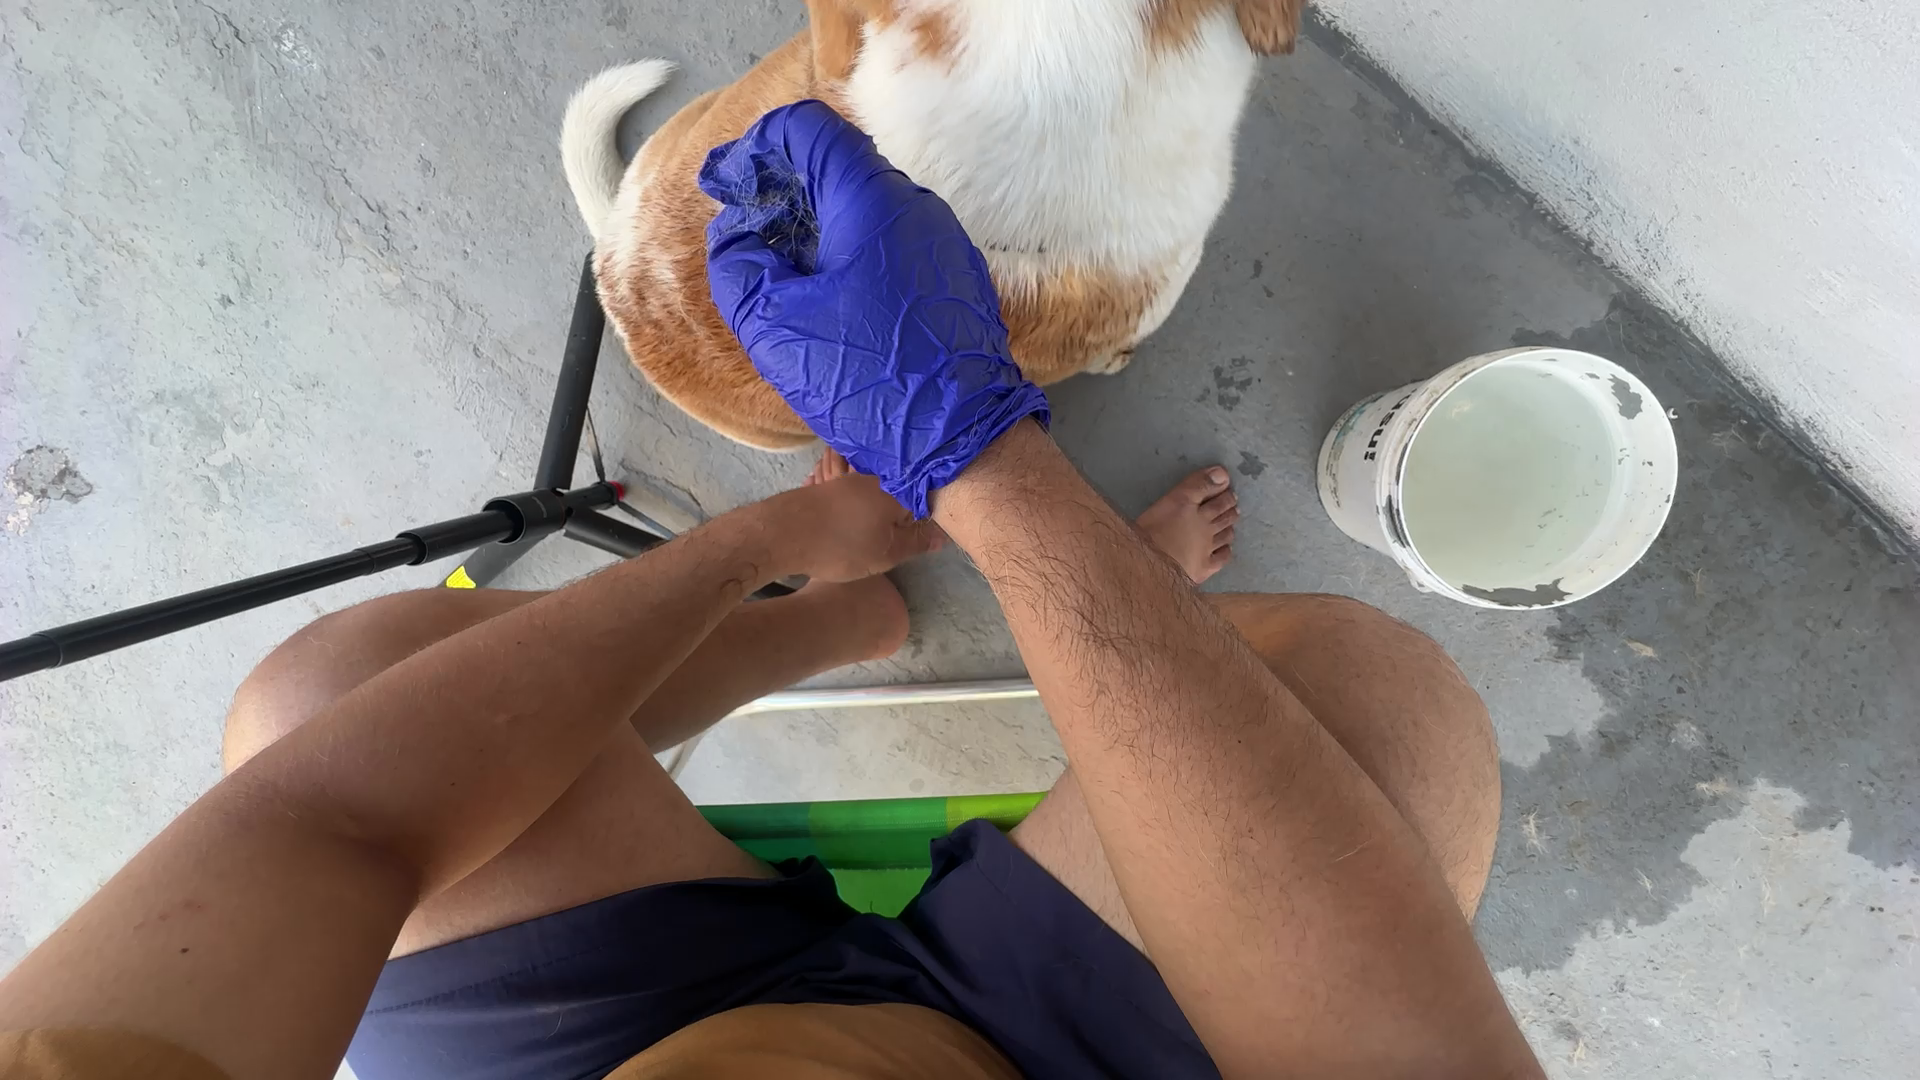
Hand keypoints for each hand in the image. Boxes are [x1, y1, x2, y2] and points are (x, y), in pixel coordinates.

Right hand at [700, 100, 1048, 517]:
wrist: (960, 441)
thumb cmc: (869, 382)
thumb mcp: (775, 325)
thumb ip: (740, 263)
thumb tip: (739, 234)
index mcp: (873, 201)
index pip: (808, 130)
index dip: (757, 149)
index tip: (729, 187)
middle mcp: (919, 209)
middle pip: (840, 169)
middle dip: (786, 192)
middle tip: (751, 235)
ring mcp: (946, 246)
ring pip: (870, 212)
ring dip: (821, 230)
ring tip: (788, 276)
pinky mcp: (957, 283)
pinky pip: (897, 249)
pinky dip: (857, 257)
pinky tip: (836, 303)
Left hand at [753, 470, 944, 582]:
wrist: (783, 533)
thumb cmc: (842, 546)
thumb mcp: (887, 553)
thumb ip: (916, 542)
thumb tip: (943, 535)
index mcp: (895, 490)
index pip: (922, 494)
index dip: (927, 509)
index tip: (927, 524)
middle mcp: (872, 476)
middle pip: (896, 483)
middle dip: (902, 496)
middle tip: (906, 519)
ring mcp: (845, 477)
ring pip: (869, 479)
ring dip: (875, 490)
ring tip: (880, 506)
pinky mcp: (824, 485)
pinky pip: (846, 481)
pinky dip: (851, 489)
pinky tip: (849, 501)